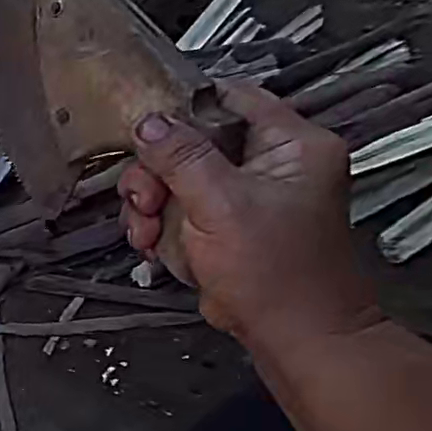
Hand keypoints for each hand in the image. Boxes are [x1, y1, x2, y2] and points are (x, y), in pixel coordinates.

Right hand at [118, 80, 383, 350]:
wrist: (289, 331)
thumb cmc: (271, 267)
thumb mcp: (221, 204)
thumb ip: (182, 158)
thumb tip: (148, 121)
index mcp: (289, 145)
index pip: (231, 98)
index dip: (183, 107)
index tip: (142, 128)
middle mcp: (264, 163)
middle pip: (186, 143)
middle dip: (153, 175)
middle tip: (144, 202)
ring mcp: (237, 195)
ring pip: (169, 178)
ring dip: (146, 205)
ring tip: (146, 234)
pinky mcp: (216, 222)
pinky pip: (169, 208)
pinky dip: (152, 225)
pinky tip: (152, 244)